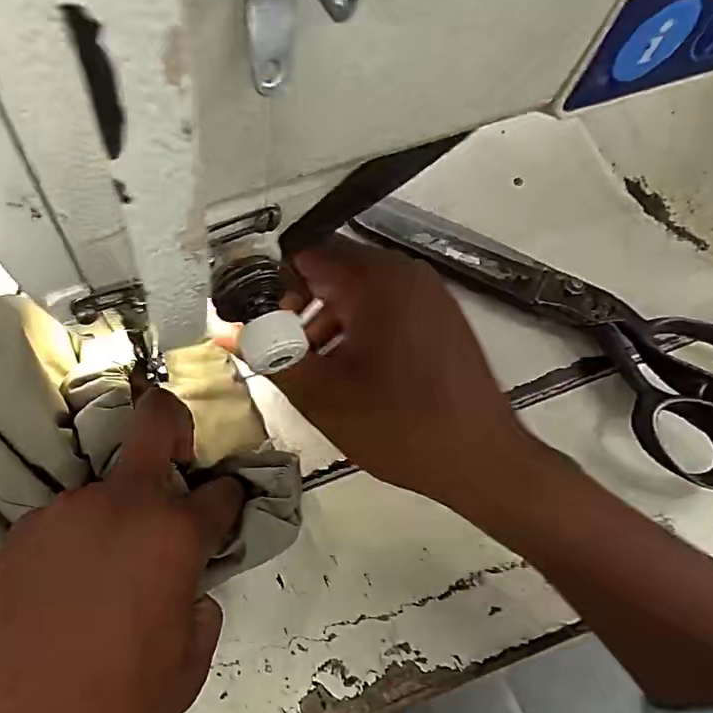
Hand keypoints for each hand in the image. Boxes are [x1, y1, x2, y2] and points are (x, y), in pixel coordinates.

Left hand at [0, 388, 244, 712]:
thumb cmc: (113, 702)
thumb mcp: (186, 668)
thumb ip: (201, 616)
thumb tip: (191, 598)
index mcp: (174, 535)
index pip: (221, 492)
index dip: (232, 499)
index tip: (227, 509)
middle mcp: (121, 506)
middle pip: (157, 421)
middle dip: (178, 425)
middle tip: (181, 457)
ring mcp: (66, 511)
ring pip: (108, 489)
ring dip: (122, 514)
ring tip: (108, 575)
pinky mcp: (24, 530)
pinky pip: (69, 522)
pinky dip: (81, 540)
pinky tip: (68, 590)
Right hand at [255, 237, 544, 507]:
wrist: (482, 460)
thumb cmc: (403, 429)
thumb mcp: (323, 396)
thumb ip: (271, 354)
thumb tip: (230, 329)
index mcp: (376, 281)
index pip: (302, 251)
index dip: (265, 280)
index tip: (246, 314)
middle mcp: (405, 274)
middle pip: (329, 269)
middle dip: (293, 306)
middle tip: (274, 348)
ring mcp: (427, 295)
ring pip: (355, 291)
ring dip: (322, 322)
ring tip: (309, 370)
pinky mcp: (438, 318)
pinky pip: (382, 309)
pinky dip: (354, 331)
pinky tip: (346, 374)